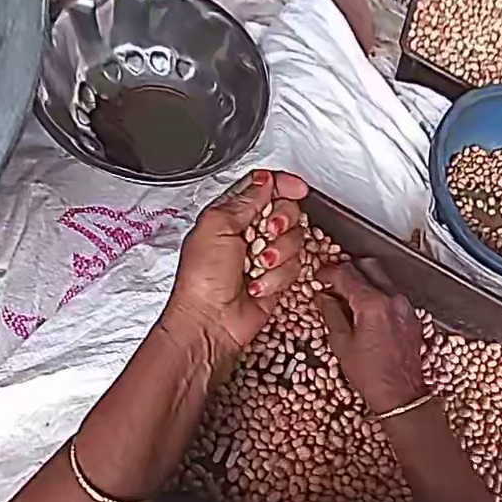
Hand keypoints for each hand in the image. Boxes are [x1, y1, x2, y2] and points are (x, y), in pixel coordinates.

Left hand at [163, 169, 311, 355]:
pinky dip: (277, 278)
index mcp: (231, 214)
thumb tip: (266, 181)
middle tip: (268, 232)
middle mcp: (250, 233)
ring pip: (294, 240)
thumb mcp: (217, 225)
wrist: (211, 320)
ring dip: (278, 254)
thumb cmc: (203, 279)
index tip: (297, 189)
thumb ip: (245, 200)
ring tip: (257, 266)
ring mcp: (265, 256)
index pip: (263, 187)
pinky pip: (295, 267)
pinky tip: (258, 285)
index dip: (283, 184)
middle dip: (282, 221)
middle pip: (286, 211)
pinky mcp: (277, 278)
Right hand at [314, 261, 426, 412]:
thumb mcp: (341, 344)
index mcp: (373, 304)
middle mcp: (393, 299)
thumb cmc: (370, 375)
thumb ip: (331, 313)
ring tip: (347, 297)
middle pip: (367, 266)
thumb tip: (323, 296)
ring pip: (382, 278)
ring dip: (363, 280)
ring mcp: (405, 306)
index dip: (328, 272)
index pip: (346, 274)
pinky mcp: (411, 316)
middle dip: (348, 270)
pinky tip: (365, 310)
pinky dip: (377, 294)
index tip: (319, 276)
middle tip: (332, 282)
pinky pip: (392, 294)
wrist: (400, 395)